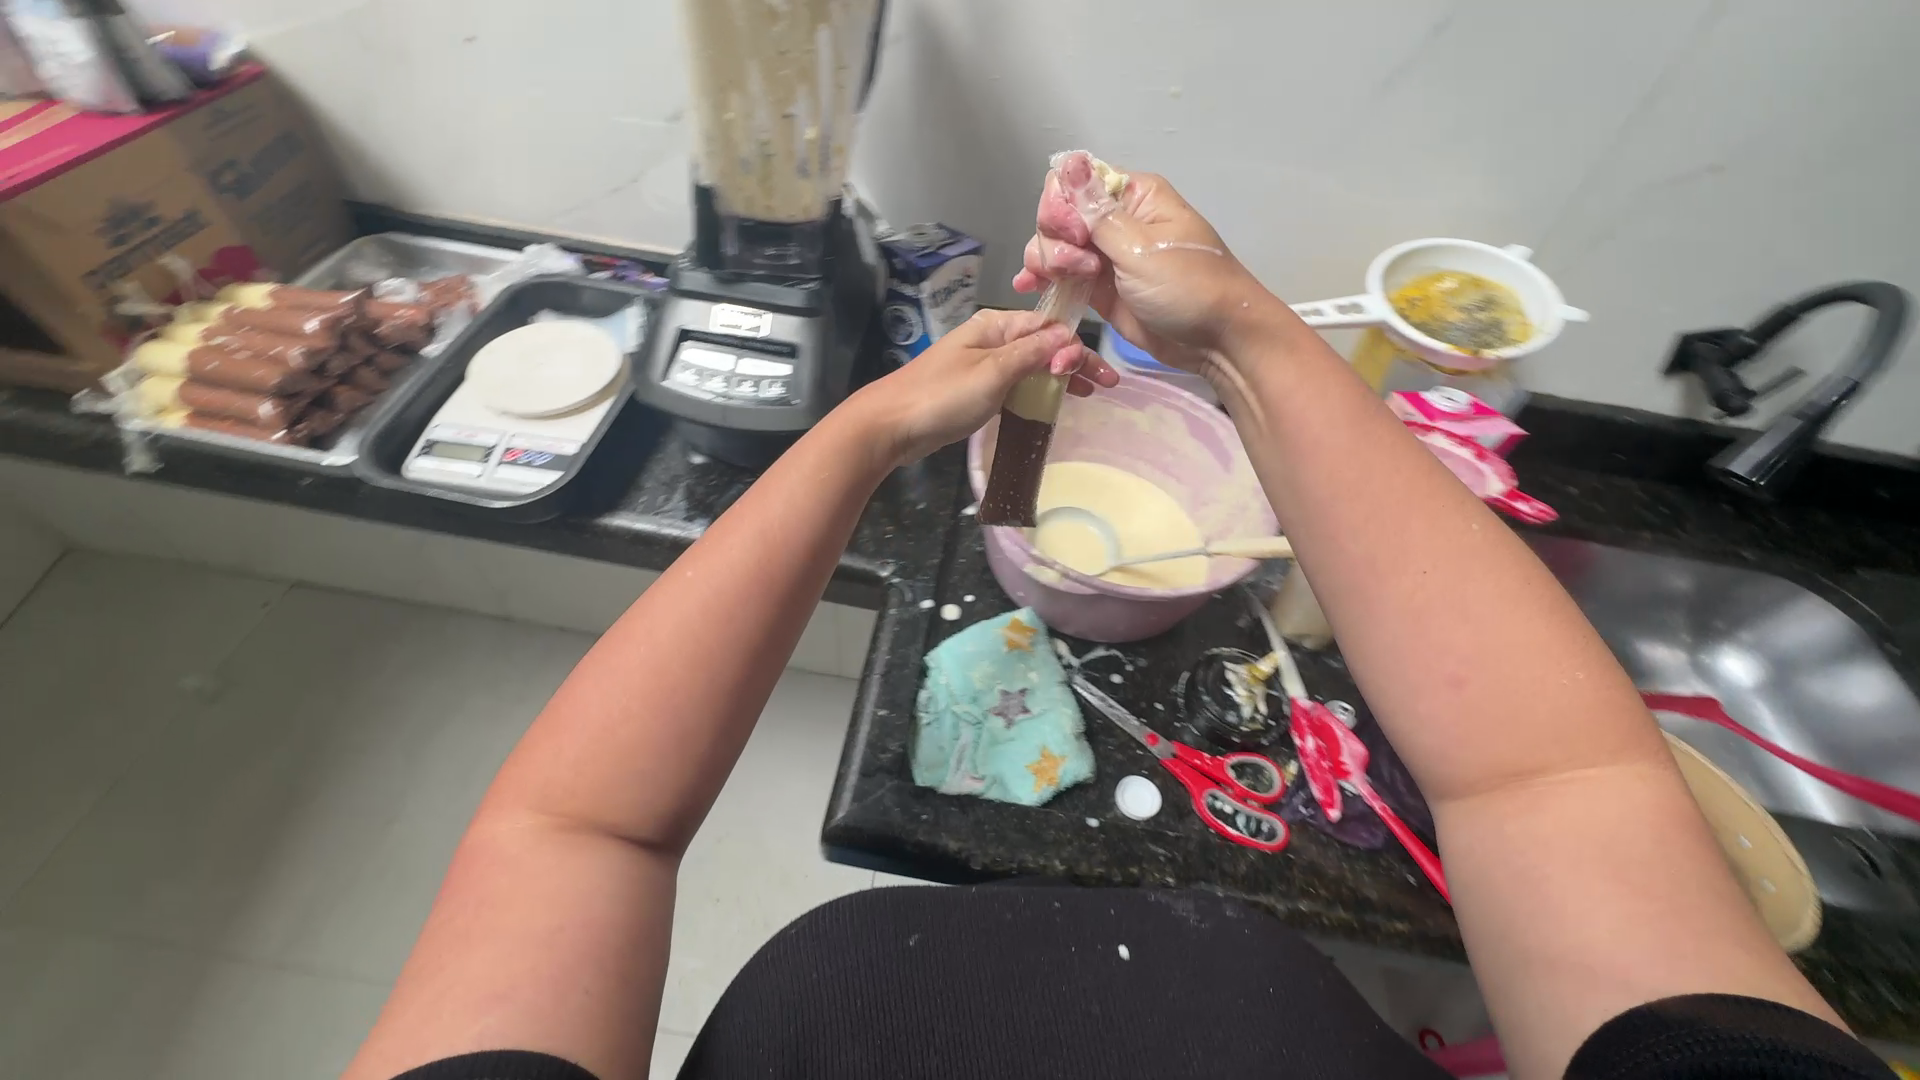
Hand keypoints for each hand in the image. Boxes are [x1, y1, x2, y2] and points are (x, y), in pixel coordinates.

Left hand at [843, 308, 1116, 467]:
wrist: (892, 426)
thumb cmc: (942, 397)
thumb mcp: (992, 373)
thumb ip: (1031, 354)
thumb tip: (1067, 336)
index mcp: (995, 326)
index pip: (1048, 328)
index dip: (1076, 348)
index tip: (1097, 375)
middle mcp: (991, 339)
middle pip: (1043, 345)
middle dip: (1076, 363)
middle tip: (1107, 385)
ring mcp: (983, 365)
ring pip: (1032, 365)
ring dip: (1060, 377)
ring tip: (1090, 394)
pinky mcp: (976, 390)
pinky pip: (1016, 384)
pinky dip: (1038, 390)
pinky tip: (1053, 401)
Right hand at [1012, 154, 1285, 373]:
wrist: (1214, 339)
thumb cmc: (1189, 287)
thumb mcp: (1141, 247)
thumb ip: (1097, 212)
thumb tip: (1070, 161)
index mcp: (1131, 196)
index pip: (1073, 182)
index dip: (1062, 206)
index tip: (1076, 235)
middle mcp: (1113, 220)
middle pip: (1057, 215)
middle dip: (1056, 241)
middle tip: (1081, 268)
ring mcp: (1103, 256)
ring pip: (1055, 247)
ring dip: (1048, 262)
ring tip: (1063, 283)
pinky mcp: (1098, 289)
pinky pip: (1062, 277)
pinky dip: (1044, 280)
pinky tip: (1028, 288)